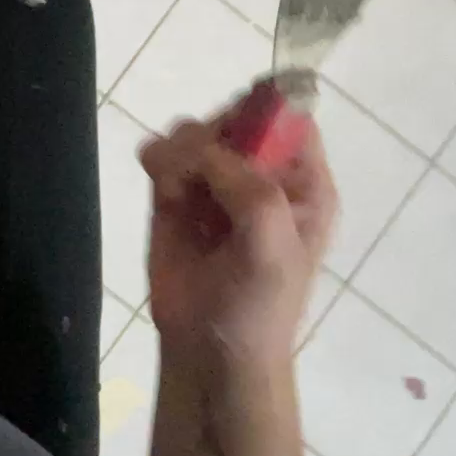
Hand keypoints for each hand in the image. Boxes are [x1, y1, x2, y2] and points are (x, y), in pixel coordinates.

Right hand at [140, 106, 337, 364]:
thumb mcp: (271, 244)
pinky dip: (154, 161)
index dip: (263, 111)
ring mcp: (212, 182)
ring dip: (176, 152)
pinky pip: (158, 152)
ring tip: (177, 191)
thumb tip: (202, 146)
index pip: (289, 121)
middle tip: (197, 169)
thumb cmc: (257, 302)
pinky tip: (162, 191)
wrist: (207, 344)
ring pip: (188, 132)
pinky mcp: (173, 192)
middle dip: (208, 137)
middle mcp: (258, 175)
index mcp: (301, 185)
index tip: (231, 130)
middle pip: (230, 119)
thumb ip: (248, 187)